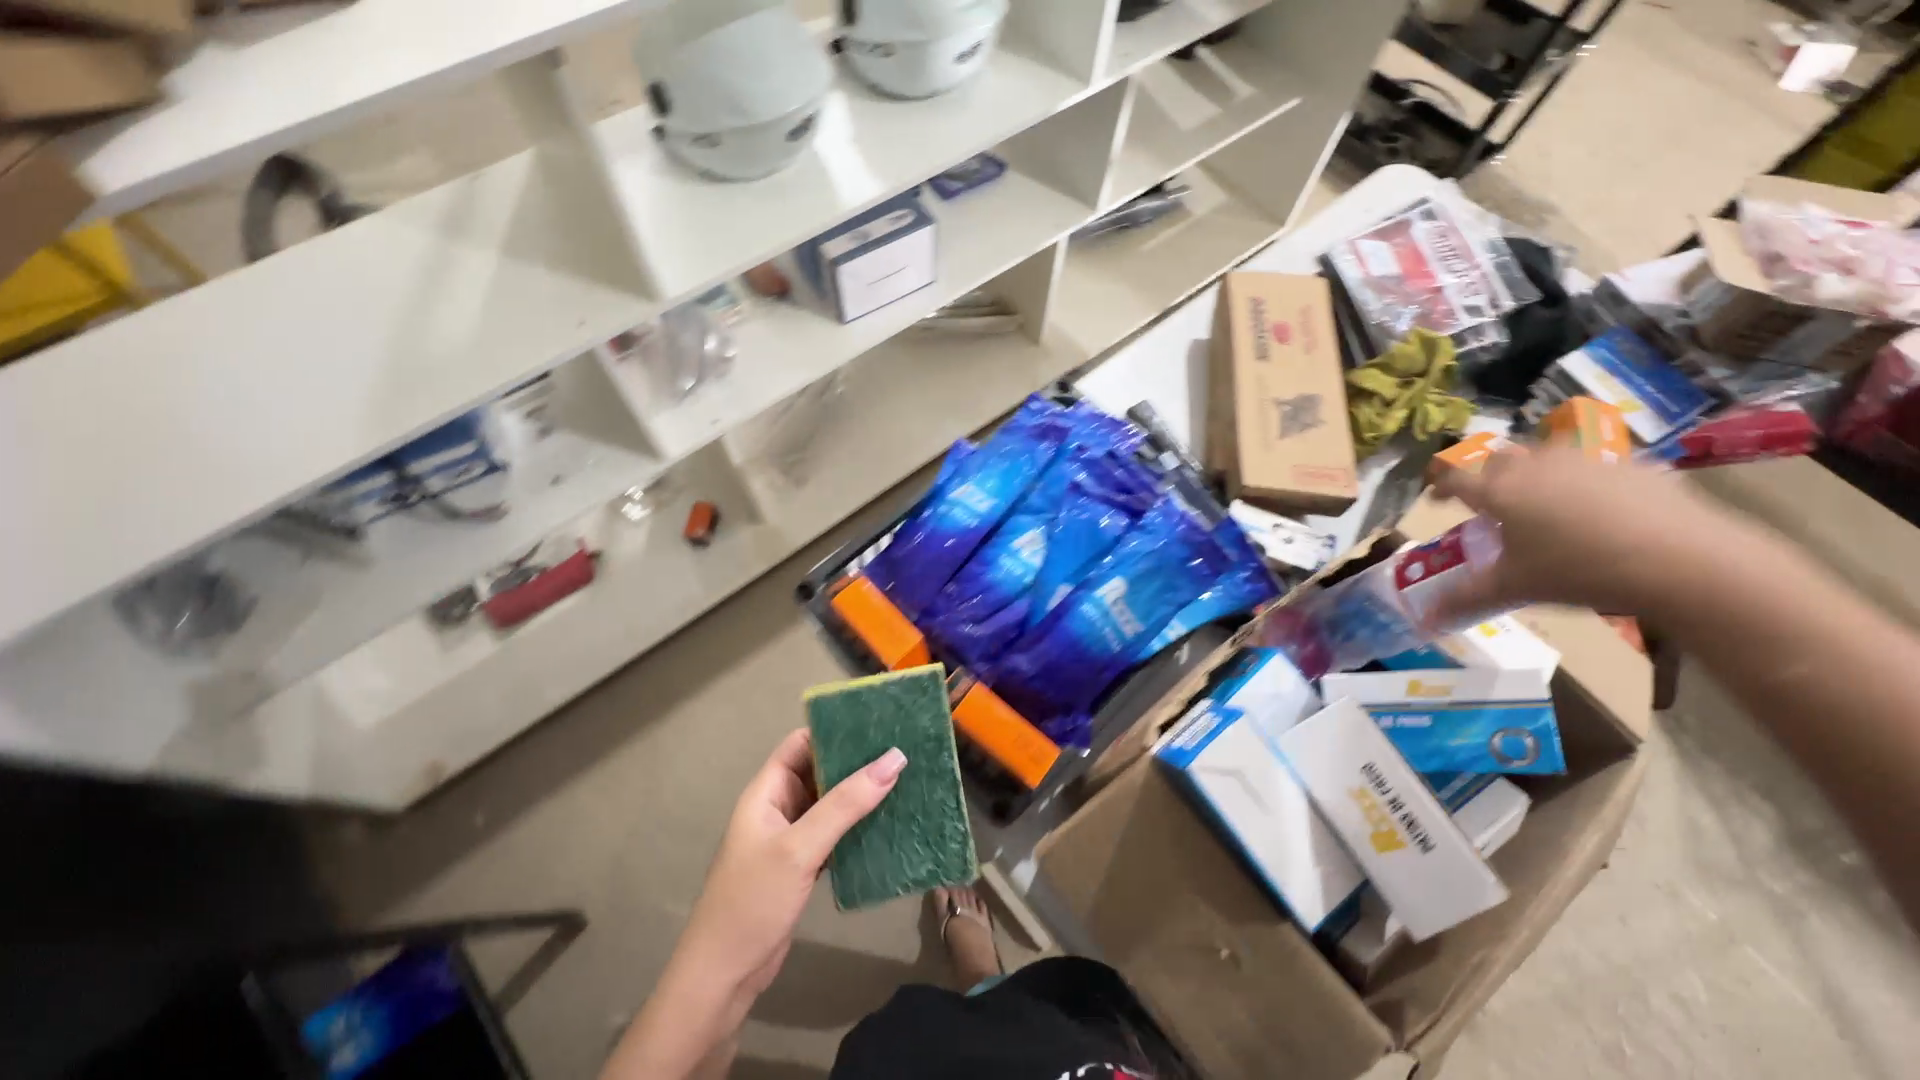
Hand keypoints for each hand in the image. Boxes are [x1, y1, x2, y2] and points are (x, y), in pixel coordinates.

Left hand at [675, 729, 904, 1002]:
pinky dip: (858, 828)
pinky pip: (835, 835)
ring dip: (862, 795)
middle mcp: (778, 809)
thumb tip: (893, 758)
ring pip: (830, 804)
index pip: (800, 744)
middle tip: (906, 749)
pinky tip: (890, 825)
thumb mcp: (800, 848)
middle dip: (857, 761)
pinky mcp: (802, 867)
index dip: (835, 729)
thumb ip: (845, 804)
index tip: (880, 721)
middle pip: (819, 771)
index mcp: (766, 793)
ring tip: (908, 780)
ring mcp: (790, 839)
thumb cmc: (753, 901)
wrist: (724, 974)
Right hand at [1427, 447, 1743, 624]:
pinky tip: (1599, 513)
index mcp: (1499, 491)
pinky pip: (1593, 467)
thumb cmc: (1579, 571)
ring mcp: (1585, 459)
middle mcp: (1536, 465)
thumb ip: (1466, 598)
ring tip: (1544, 506)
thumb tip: (1424, 620)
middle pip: (1499, 459)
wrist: (1682, 558)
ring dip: (1535, 475)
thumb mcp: (1515, 589)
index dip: (1440, 486)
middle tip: (1493, 504)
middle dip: (1489, 477)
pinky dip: (1583, 483)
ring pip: (1546, 456)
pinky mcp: (1630, 464)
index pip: (1456, 478)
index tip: (1436, 498)